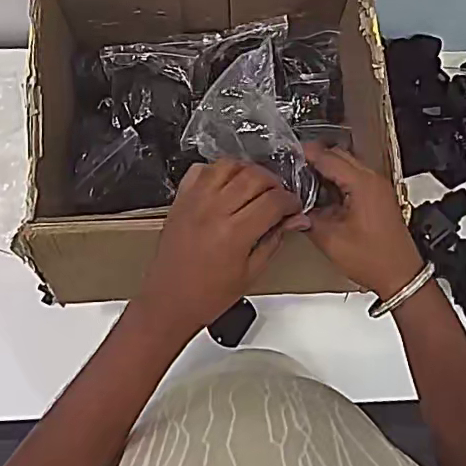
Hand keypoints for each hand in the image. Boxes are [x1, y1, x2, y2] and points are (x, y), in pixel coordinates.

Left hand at [133, 160, 307, 338]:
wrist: (169, 300)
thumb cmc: (209, 294)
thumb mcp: (251, 273)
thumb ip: (274, 240)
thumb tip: (295, 220)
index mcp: (234, 233)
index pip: (273, 200)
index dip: (290, 201)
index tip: (294, 208)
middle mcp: (213, 211)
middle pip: (254, 176)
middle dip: (274, 182)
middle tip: (279, 196)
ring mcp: (194, 201)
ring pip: (228, 165)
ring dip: (247, 171)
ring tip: (255, 186)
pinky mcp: (180, 200)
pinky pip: (200, 170)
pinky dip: (218, 171)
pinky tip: (227, 185)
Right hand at [301, 143, 425, 297]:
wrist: (401, 275)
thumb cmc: (375, 260)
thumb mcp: (331, 240)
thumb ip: (309, 218)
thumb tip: (295, 208)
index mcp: (363, 184)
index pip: (329, 157)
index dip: (306, 154)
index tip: (289, 154)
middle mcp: (374, 180)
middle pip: (340, 156)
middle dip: (316, 160)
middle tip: (294, 168)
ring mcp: (379, 188)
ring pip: (348, 167)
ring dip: (328, 171)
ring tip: (305, 183)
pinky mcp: (379, 198)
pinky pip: (356, 180)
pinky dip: (338, 182)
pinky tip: (324, 197)